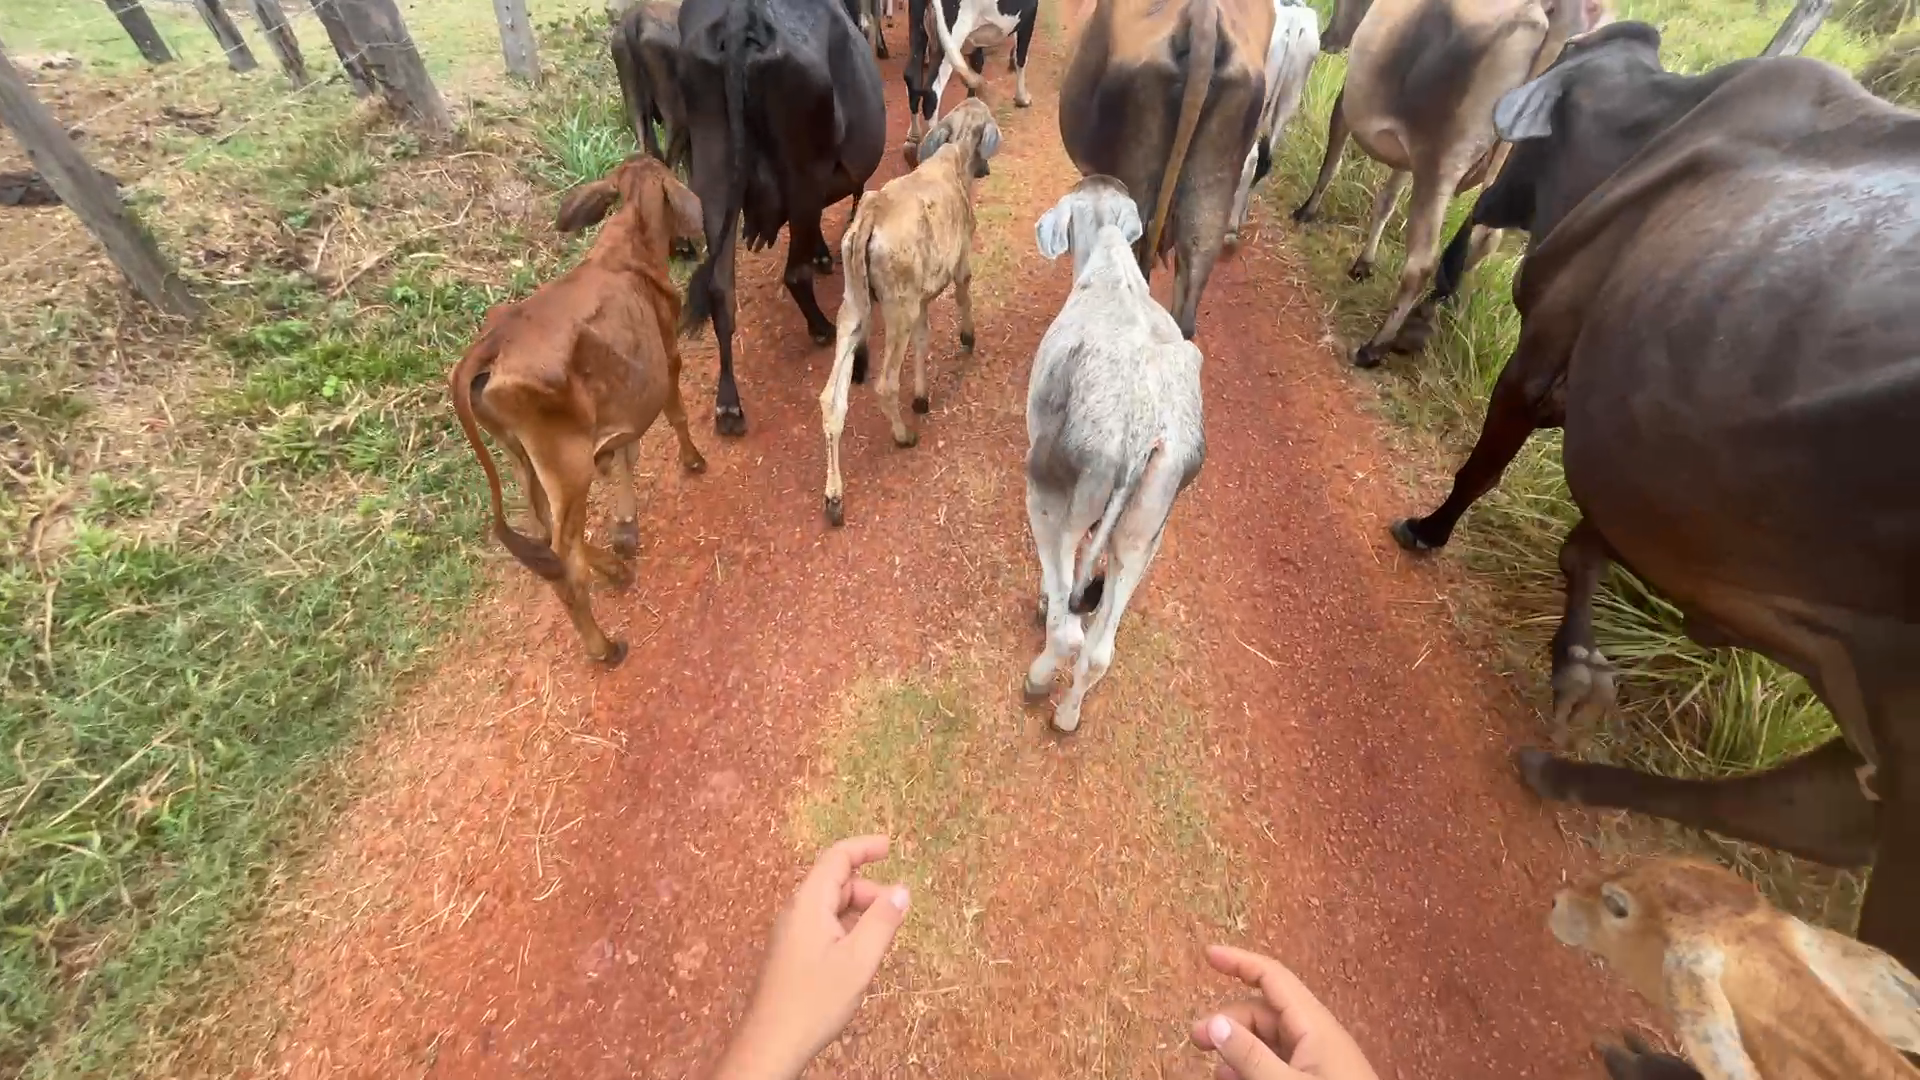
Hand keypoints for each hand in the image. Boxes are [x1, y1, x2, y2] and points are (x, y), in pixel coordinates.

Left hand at [712, 835, 910, 1079]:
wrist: (769, 1047)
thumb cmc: (814, 1002)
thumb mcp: (858, 961)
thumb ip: (882, 921)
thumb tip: (903, 889)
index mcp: (809, 901)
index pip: (838, 856)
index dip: (865, 847)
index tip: (890, 847)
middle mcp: (797, 909)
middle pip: (836, 881)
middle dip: (869, 889)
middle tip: (895, 912)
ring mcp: (791, 930)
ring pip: (831, 905)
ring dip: (859, 911)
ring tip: (880, 937)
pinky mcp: (791, 951)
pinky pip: (823, 923)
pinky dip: (846, 926)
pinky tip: (858, 953)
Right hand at [1190, 944, 1379, 1079]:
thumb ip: (1251, 1056)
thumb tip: (1213, 1022)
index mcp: (1314, 1025)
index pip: (1271, 976)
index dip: (1238, 961)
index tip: (1206, 956)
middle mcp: (1317, 1036)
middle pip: (1263, 1012)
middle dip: (1228, 1020)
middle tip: (1196, 1040)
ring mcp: (1320, 1062)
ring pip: (1269, 1041)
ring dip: (1239, 1050)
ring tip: (1217, 1073)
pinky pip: (1280, 1063)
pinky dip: (1255, 1068)